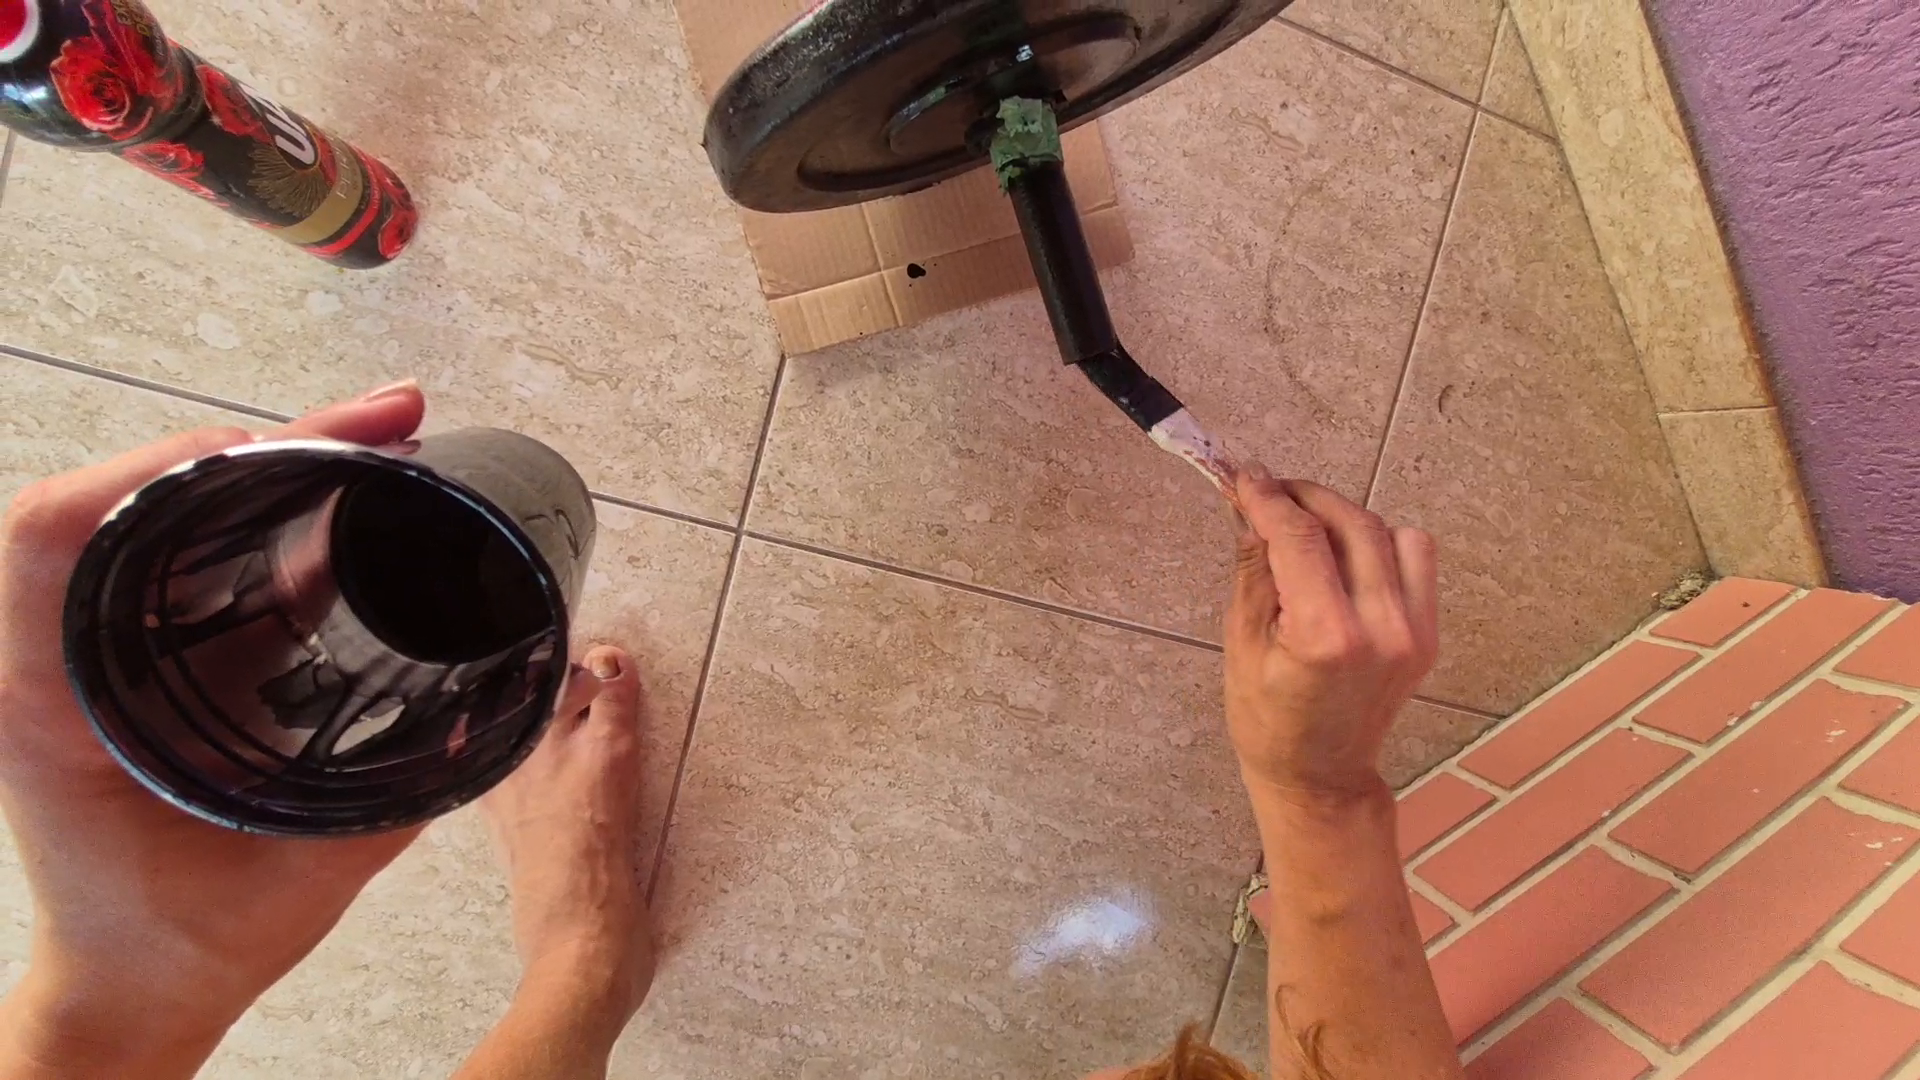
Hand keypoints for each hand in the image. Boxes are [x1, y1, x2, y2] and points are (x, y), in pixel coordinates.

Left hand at [0, 385, 438, 1073]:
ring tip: (402, 439)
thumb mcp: (309, 864)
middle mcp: (103, 646)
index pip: (58, 536)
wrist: (155, 969)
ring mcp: (157, 640)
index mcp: (71, 693)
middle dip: (286, 439)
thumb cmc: (200, 929)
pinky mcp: (207, 646)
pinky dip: (318, 514)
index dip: (165, 468)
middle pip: (166, 498)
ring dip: (309, 463)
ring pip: (214, 517)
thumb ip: (401, 793)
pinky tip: (385, 501)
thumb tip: (493, 712)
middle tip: (396, 415)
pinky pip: (252, 556)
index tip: (288, 446)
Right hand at [1223, 465, 1439, 802]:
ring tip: (1302, 521)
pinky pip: (1415, 557)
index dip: (1268, 498)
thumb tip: (1250, 511)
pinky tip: (1344, 553)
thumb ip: (1253, 570)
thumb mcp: (1240, 641)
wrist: (1319, 773)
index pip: (1300, 538)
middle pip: (1349, 524)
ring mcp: (1415, 629)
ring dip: (1340, 514)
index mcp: (1327, 636)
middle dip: (1303, 495)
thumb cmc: (1264, 716)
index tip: (1244, 476)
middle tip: (1267, 488)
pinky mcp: (1428, 632)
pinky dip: (1379, 540)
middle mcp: (1383, 626)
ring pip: (1387, 532)